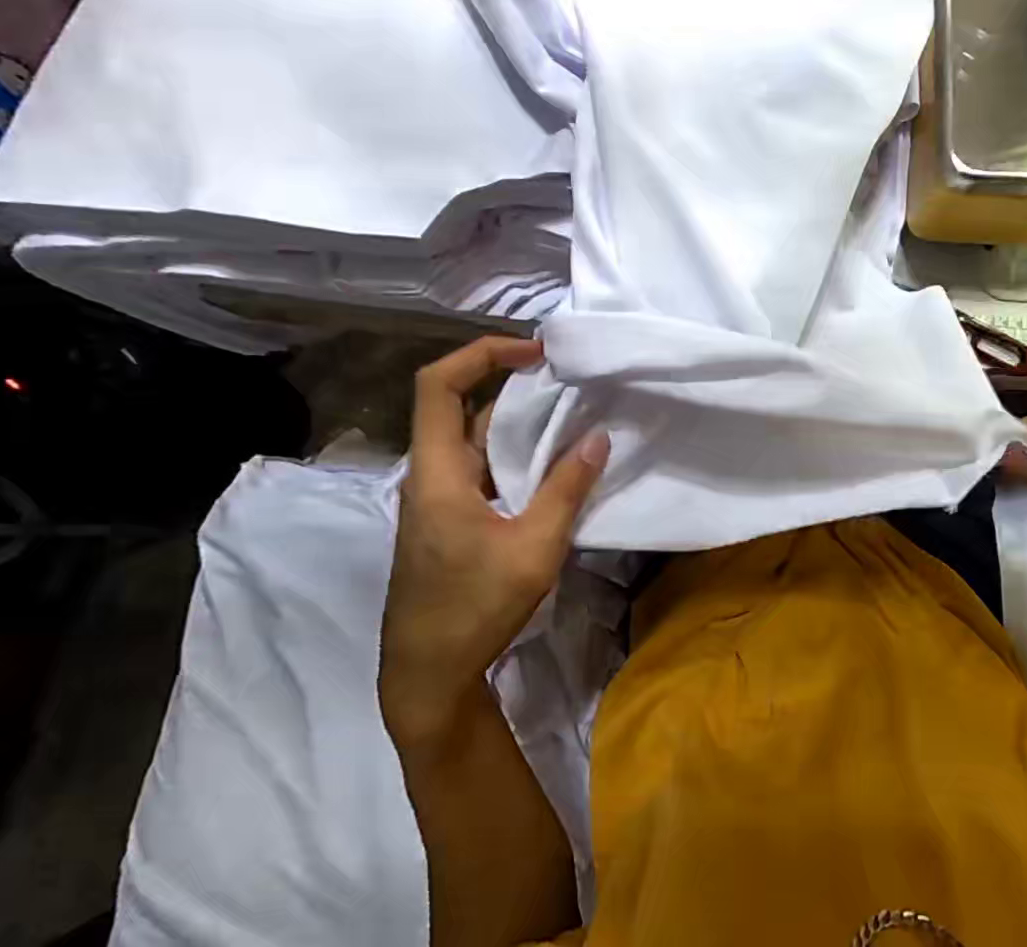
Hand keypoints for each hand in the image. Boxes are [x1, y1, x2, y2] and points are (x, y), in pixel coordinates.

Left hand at [379, 337, 608, 754]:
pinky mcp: (449, 521)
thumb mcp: (534, 547)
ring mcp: (437, 499)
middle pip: (462, 408)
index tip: (534, 353)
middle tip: (568, 384)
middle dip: (514, 388)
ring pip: (474, 442)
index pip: (438, 383)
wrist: (427, 673)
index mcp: (437, 471)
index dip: (482, 353)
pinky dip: (514, 458)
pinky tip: (551, 468)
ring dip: (518, 426)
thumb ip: (567, 489)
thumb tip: (599, 438)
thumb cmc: (475, 608)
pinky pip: (481, 471)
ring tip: (570, 418)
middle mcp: (430, 475)